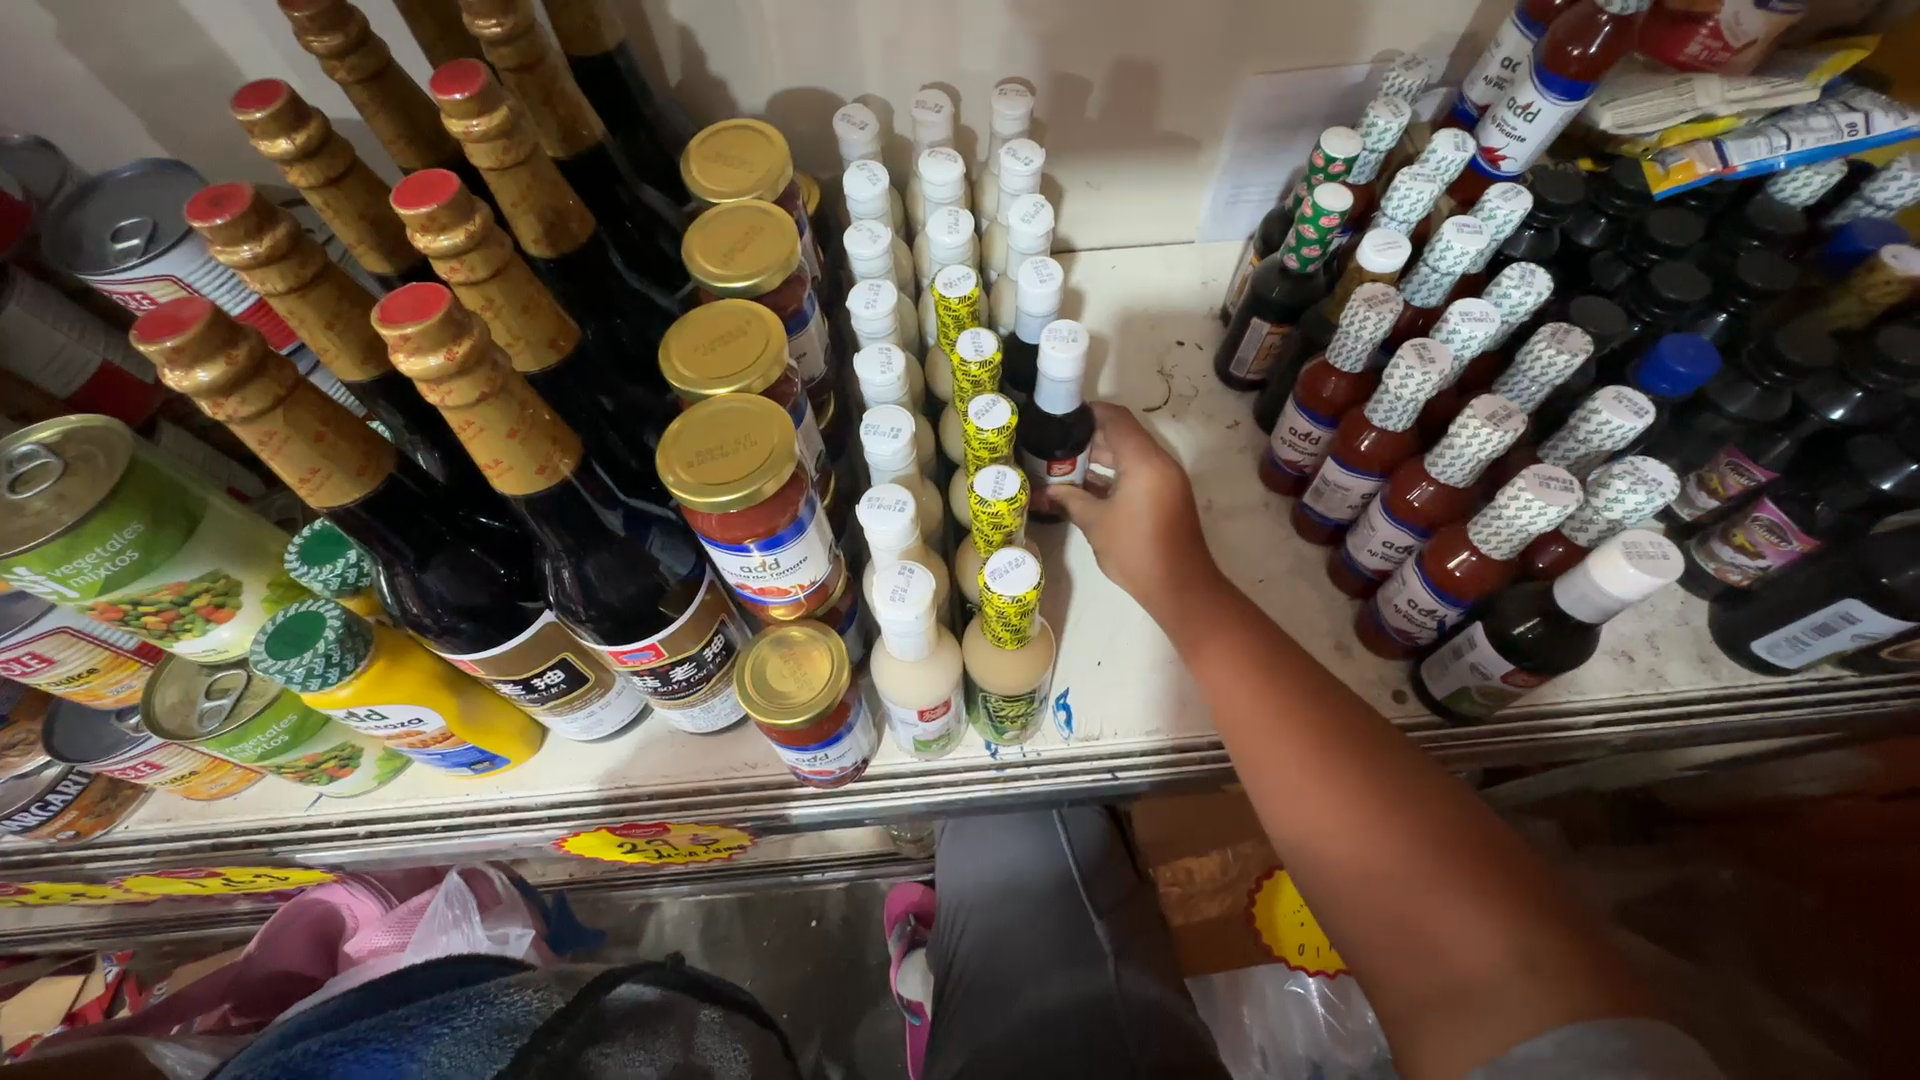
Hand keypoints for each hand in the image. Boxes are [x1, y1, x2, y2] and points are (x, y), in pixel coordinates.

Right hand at [1052, 402, 1225, 621]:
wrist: (1180, 587)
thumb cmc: (1135, 551)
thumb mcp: (1095, 523)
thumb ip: (1069, 499)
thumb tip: (1045, 490)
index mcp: (1144, 461)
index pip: (1115, 419)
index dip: (1088, 412)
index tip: (1060, 417)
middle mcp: (1159, 462)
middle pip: (1122, 435)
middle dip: (1088, 438)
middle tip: (1054, 444)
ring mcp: (1165, 479)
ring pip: (1129, 455)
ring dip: (1100, 458)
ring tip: (1063, 465)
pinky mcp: (1166, 495)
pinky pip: (1137, 472)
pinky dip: (1114, 474)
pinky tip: (1085, 486)